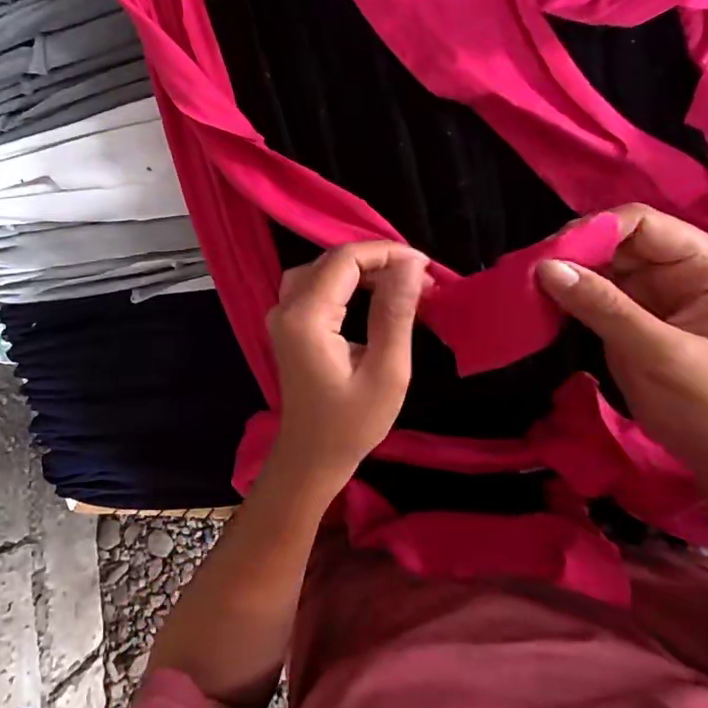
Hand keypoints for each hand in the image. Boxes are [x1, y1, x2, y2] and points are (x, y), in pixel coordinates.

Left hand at [266, 241, 428, 490]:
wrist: (310, 454)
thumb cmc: (351, 422)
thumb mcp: (387, 371)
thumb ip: (395, 313)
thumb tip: (410, 264)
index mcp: (304, 317)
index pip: (343, 260)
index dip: (385, 253)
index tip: (427, 266)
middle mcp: (283, 308)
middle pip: (328, 262)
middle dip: (376, 261)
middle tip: (421, 280)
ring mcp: (280, 315)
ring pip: (318, 271)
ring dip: (359, 270)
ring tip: (403, 285)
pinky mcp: (286, 324)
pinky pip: (312, 287)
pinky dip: (343, 283)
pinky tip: (373, 295)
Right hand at [535, 205, 707, 489]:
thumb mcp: (660, 355)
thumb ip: (602, 307)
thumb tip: (543, 266)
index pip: (641, 224)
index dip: (591, 232)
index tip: (546, 259)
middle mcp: (683, 271)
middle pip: (612, 240)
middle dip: (568, 253)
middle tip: (525, 277)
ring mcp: (656, 293)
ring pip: (595, 264)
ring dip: (561, 274)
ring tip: (524, 290)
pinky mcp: (632, 315)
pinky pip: (590, 290)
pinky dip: (562, 294)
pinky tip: (539, 304)